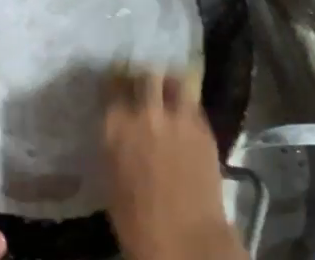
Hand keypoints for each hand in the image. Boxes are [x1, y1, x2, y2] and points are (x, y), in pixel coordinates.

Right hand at [104, 72, 246, 259]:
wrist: (186, 240)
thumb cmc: (138, 220)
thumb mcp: (111, 177)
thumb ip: (114, 143)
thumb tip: (118, 127)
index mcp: (116, 126)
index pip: (112, 85)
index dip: (114, 82)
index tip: (116, 85)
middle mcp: (145, 113)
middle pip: (143, 75)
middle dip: (142, 78)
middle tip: (142, 85)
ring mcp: (177, 118)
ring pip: (174, 81)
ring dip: (168, 82)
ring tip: (167, 89)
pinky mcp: (203, 128)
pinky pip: (193, 103)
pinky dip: (187, 102)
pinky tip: (184, 111)